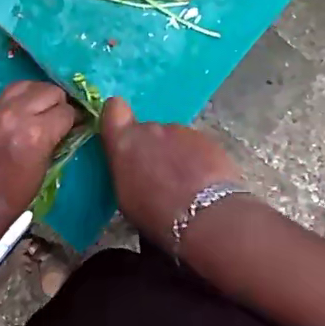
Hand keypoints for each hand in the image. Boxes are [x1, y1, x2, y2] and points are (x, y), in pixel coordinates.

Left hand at [0, 81, 78, 222]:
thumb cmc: (13, 197)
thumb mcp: (44, 170)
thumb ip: (56, 141)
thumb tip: (68, 125)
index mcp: (36, 133)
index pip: (66, 111)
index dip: (75, 119)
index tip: (76, 125)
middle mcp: (15, 114)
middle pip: (48, 90)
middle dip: (58, 103)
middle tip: (58, 118)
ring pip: (25, 85)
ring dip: (37, 95)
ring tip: (38, 111)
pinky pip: (4, 96)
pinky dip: (16, 102)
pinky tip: (18, 117)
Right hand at [98, 97, 242, 247]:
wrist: (205, 215)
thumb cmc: (155, 213)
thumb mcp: (126, 197)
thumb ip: (127, 170)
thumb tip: (134, 168)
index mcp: (126, 142)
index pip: (114, 110)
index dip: (117, 116)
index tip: (120, 130)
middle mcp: (152, 129)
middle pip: (148, 131)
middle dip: (152, 149)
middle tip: (157, 178)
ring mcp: (184, 132)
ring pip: (175, 140)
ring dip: (176, 156)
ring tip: (183, 186)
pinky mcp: (210, 140)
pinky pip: (198, 148)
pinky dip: (199, 162)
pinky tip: (203, 186)